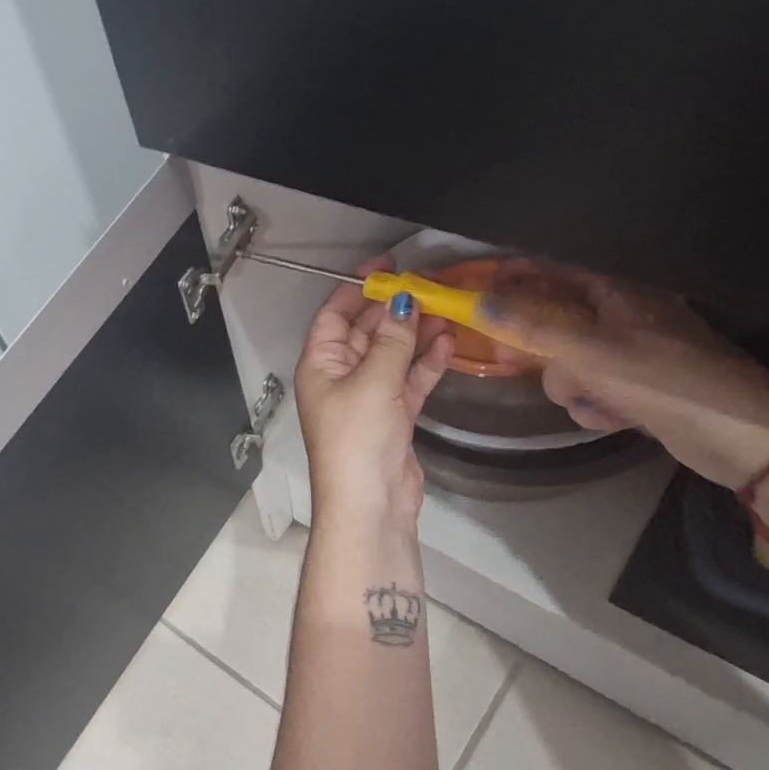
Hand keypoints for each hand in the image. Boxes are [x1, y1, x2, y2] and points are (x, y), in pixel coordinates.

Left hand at [296, 255, 454, 524]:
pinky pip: (409, 379)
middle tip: (430, 284)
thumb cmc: (358, 439)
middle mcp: (339, 377)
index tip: (388, 267)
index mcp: (319, 365)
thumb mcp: (373, 382)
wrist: (370, 502)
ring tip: (447, 308)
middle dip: (394, 308)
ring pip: (392, 354)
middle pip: (366, 331)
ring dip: (416, 333)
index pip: (334, 315)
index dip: (357, 288)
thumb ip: (392, 341)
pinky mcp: (393, 416)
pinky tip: (449, 342)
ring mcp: (367, 397)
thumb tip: (403, 301)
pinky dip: (427, 363)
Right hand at [481, 264, 768, 488]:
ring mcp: (634, 357)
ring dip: (573, 387)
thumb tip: (478, 303)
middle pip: (556, 325)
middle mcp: (625, 320)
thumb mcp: (588, 352)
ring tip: (594, 400)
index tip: (478, 294)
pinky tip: (616, 418)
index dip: (517, 280)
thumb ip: (530, 327)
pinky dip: (598, 406)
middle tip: (519, 364)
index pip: (556, 274)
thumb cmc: (664, 381)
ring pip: (571, 365)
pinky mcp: (641, 390)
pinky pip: (594, 392)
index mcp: (619, 296)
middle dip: (545, 353)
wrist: (742, 438)